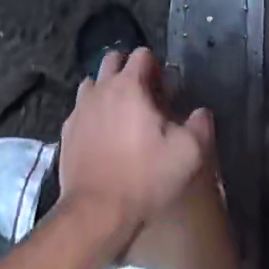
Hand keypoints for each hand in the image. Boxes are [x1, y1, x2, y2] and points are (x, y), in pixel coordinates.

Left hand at [58, 48, 214, 232]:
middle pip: (113, 60)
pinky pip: (80, 110)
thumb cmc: (143, 177)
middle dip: (129, 70)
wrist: (95, 214)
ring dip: (107, 90)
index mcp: (129, 85)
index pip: (142, 54)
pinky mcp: (66, 132)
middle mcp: (101, 89)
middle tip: (144, 97)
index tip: (163, 91)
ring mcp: (79, 109)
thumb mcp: (188, 153)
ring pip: (93, 83)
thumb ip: (200, 125)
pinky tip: (102, 137)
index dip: (156, 67)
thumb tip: (201, 113)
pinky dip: (92, 114)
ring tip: (121, 115)